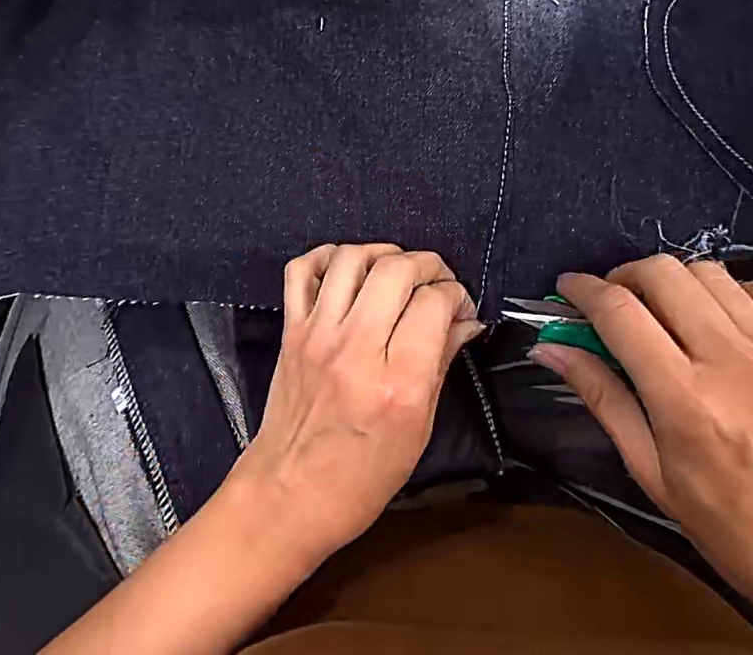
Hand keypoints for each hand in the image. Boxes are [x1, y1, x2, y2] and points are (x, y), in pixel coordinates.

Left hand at [225, 243, 483, 558]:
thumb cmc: (360, 478)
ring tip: (399, 271)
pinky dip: (329, 257)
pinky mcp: (292, 331)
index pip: (435, 303)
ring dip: (385, 253)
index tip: (460, 307)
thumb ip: (443, 362)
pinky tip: (352, 270)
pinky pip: (302, 269)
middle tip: (438, 283)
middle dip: (430, 265)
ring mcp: (318, 335)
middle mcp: (355, 349)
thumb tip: (466, 321)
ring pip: (354, 258)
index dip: (457, 295)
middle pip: (398, 269)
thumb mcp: (420, 428)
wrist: (286, 499)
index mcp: (396, 383)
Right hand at [529, 255, 752, 654]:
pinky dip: (743, 288)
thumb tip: (555, 350)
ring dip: (675, 280)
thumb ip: (603, 399)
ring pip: (711, 273)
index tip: (569, 289)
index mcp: (685, 400)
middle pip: (661, 274)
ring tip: (666, 309)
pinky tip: (731, 314)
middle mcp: (732, 363)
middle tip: (614, 301)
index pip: (618, 312)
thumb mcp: (653, 475)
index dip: (582, 290)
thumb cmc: (741, 536)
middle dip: (623, 275)